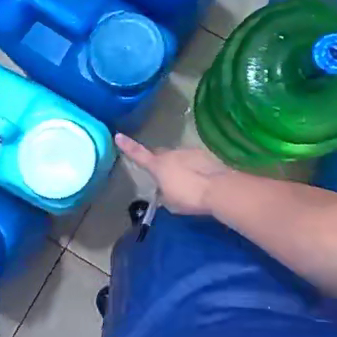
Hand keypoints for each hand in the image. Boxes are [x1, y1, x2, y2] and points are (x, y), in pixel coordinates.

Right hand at [115, 135, 232, 216]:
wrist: (218, 189)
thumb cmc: (189, 197)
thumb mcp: (170, 201)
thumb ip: (164, 192)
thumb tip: (165, 189)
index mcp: (158, 165)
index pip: (138, 154)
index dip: (128, 146)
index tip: (118, 135)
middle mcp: (171, 154)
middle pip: (160, 154)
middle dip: (159, 161)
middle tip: (162, 175)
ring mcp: (189, 152)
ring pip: (178, 157)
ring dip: (178, 166)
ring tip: (185, 182)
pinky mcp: (204, 155)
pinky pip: (193, 160)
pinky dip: (193, 168)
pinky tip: (199, 180)